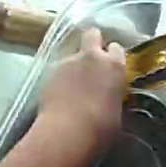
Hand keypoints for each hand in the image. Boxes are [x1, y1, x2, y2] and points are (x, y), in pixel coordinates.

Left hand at [36, 27, 126, 151]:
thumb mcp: (116, 112)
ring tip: (69, 86)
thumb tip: (108, 100)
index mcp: (114, 66)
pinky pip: (57, 70)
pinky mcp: (49, 72)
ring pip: (71, 55)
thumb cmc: (100, 128)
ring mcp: (68, 62)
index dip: (112, 56)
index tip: (109, 67)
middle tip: (90, 59)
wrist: (67, 132)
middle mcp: (92, 57)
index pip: (116, 48)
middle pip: (92, 34)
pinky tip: (57, 95)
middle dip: (91, 42)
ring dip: (73, 66)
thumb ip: (113, 97)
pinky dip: (58, 79)